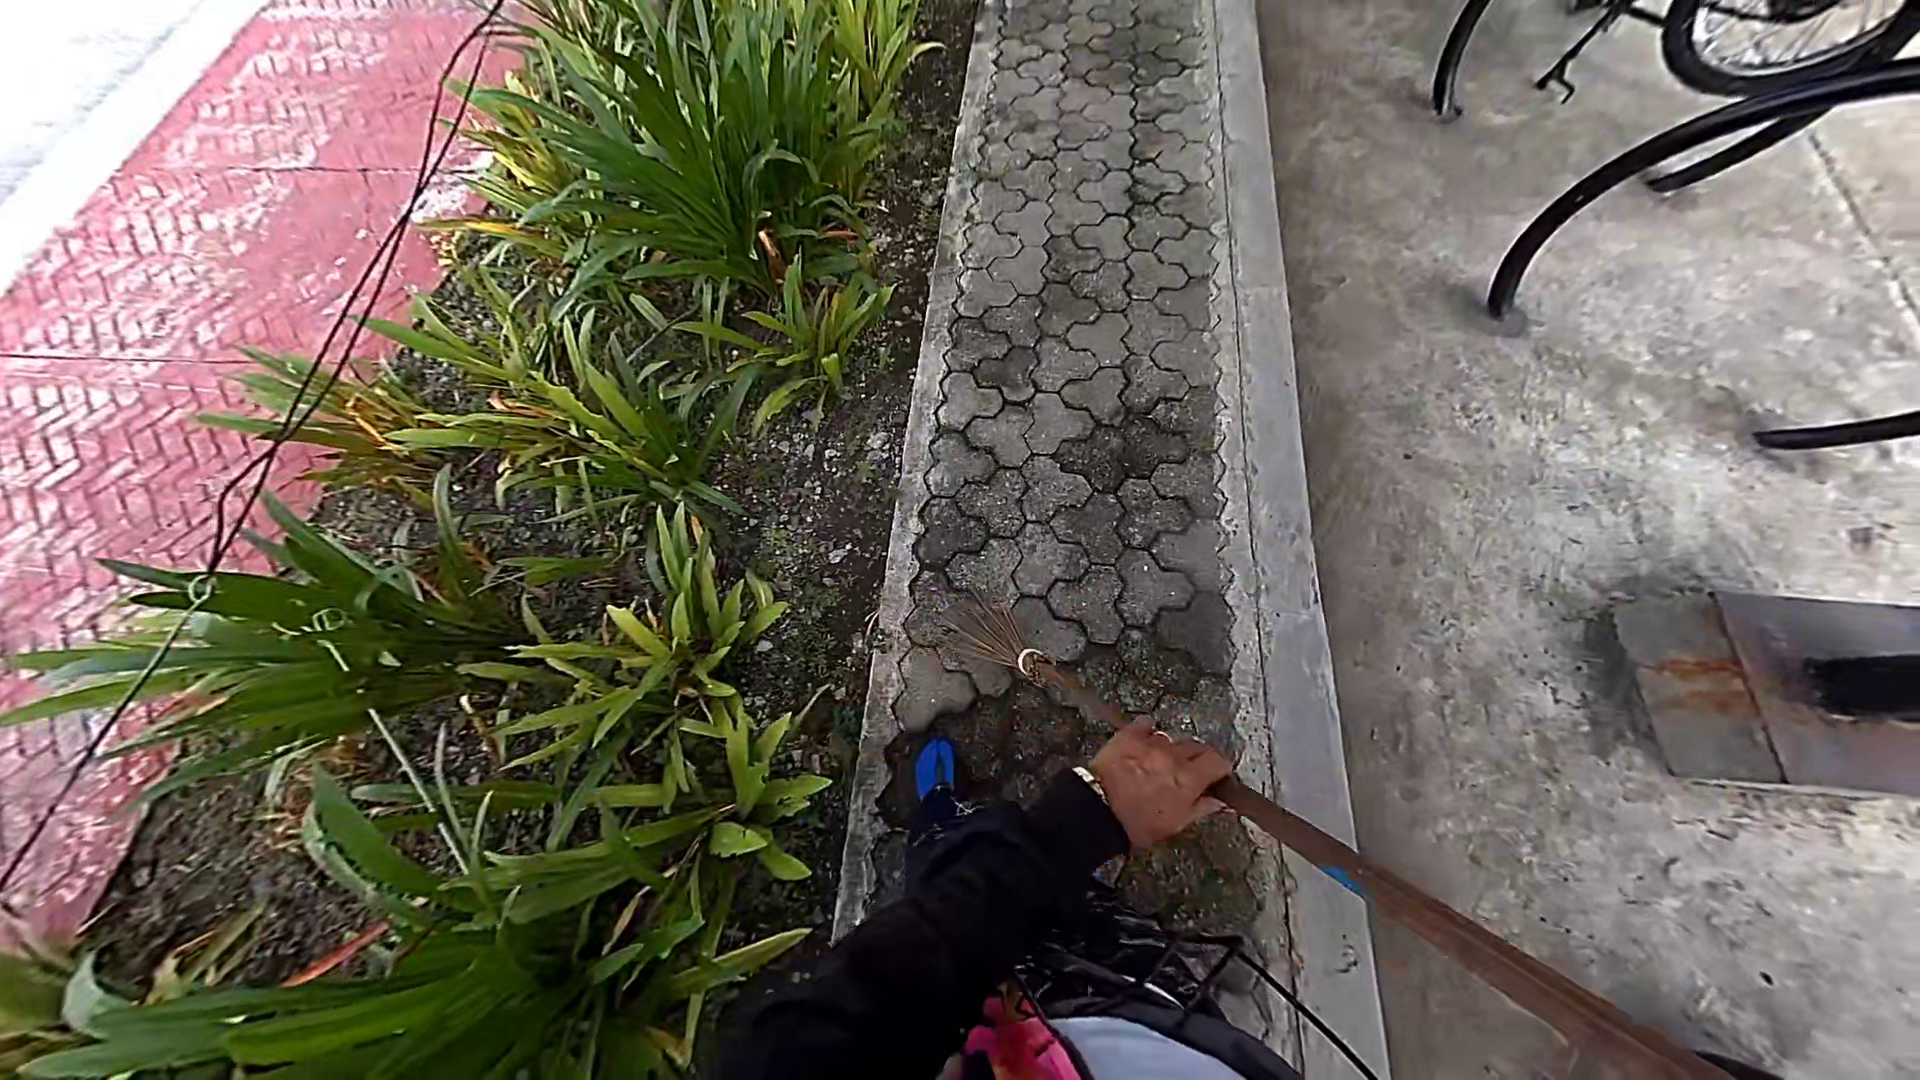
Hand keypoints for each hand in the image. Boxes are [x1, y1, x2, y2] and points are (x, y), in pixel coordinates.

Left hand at [1087, 720, 1231, 848]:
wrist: (1098, 810)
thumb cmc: (1135, 822)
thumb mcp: (1175, 824)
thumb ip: (1200, 807)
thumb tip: (1218, 801)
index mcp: (1188, 779)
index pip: (1217, 761)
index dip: (1218, 768)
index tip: (1215, 773)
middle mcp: (1172, 756)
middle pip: (1196, 746)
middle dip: (1196, 757)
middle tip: (1188, 770)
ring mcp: (1150, 743)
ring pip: (1171, 738)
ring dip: (1171, 748)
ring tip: (1160, 762)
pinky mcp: (1129, 735)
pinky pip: (1146, 724)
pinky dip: (1149, 731)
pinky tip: (1145, 742)